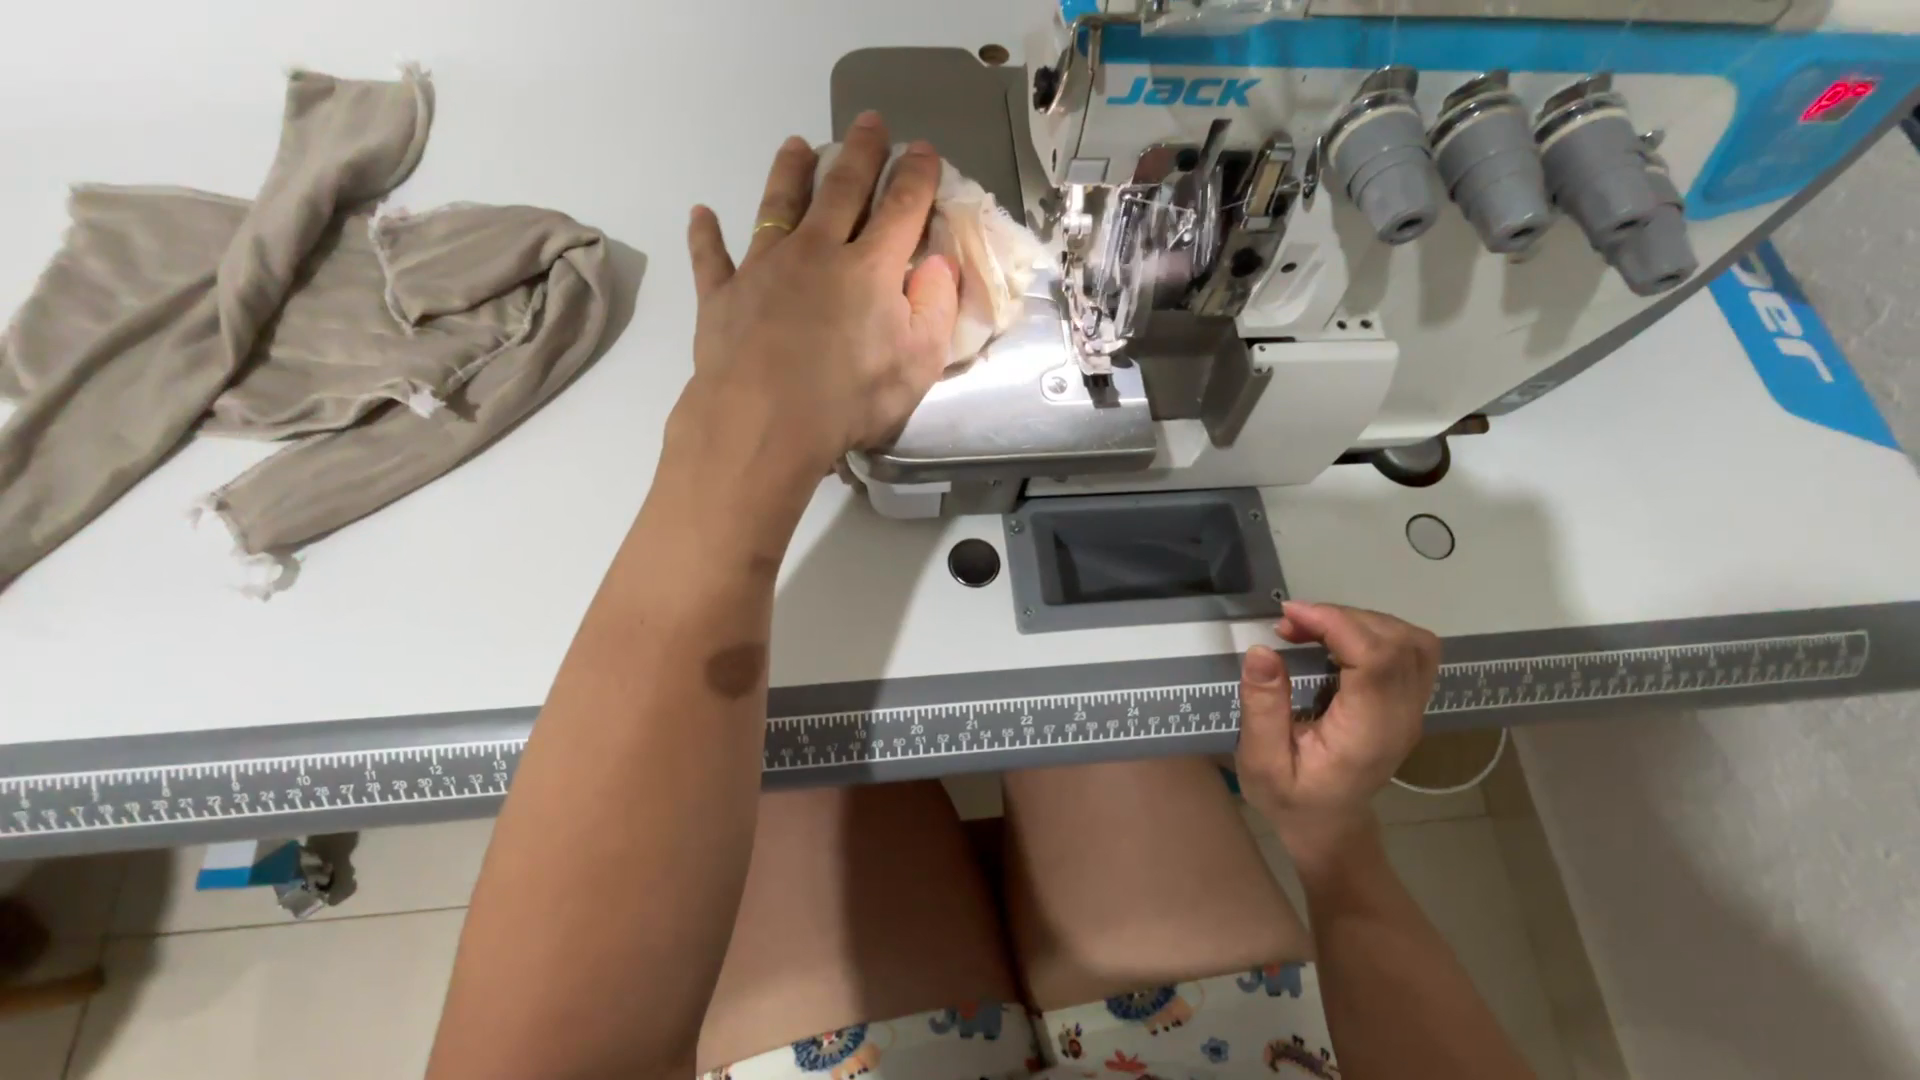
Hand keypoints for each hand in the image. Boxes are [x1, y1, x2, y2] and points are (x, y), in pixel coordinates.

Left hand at [673, 112, 959, 481]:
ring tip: (796, 145)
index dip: (916, 176)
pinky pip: (711, 257)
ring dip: (789, 172)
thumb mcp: (918, 365)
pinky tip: (701, 213)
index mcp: (868, 268)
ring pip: (777, 206)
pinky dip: (706, 235)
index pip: (901, 208)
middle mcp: (816, 252)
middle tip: (868, 121)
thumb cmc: (848, 401)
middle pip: (841, 189)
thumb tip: (937, 266)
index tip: (923, 149)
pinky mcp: (721, 295)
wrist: (762, 425)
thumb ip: (934, 310)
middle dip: (859, 152)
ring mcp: (763, 269)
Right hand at [1235, 601, 1440, 868]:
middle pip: (1397, 642)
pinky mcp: (1408, 702)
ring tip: (1311, 630)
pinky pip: (1411, 651)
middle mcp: (1402, 716)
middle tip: (1289, 626)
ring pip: (1411, 641)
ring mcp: (1412, 709)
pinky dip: (1375, 631)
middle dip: (1341, 618)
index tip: (1288, 617)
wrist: (1327, 827)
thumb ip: (1262, 708)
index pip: (1377, 659)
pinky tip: (1336, 640)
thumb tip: (1262, 650)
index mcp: (1369, 733)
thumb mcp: (1260, 762)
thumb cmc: (1291, 799)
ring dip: (1360, 621)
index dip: (1337, 624)